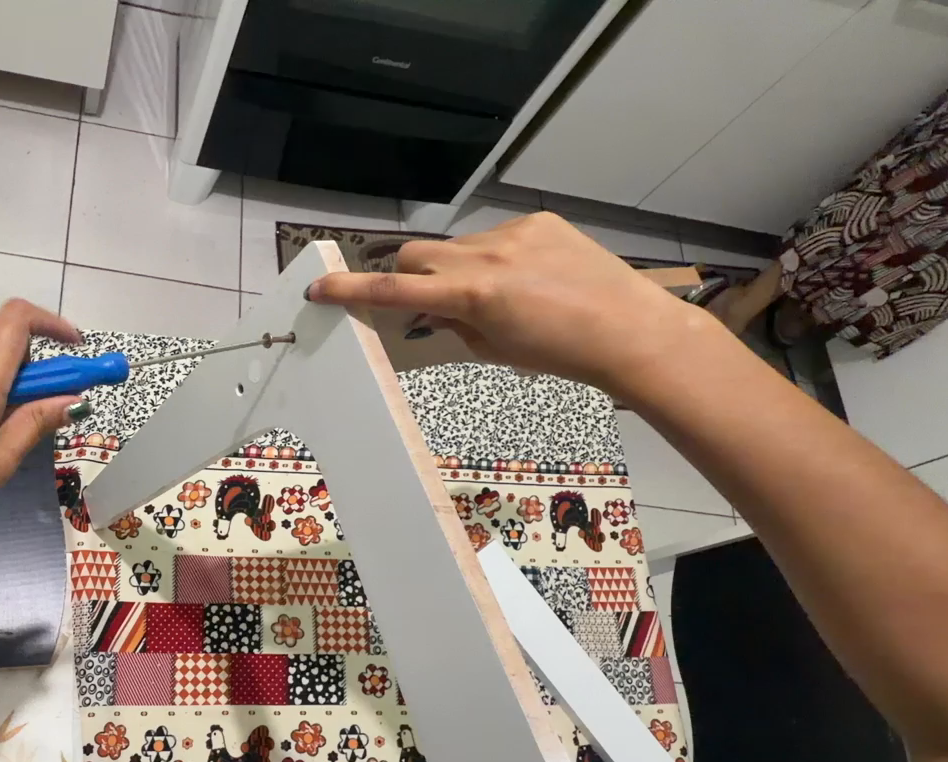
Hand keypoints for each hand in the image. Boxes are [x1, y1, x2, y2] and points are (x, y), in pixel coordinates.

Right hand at [303, 212, 729, 396]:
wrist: (628, 328)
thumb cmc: (556, 354)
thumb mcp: (491, 349)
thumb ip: (451, 323)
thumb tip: (430, 309)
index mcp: (470, 296)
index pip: (393, 290)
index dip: (350, 290)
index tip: (319, 288)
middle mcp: (485, 256)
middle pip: (414, 254)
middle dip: (407, 276)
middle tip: (426, 301)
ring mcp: (513, 233)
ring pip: (453, 246)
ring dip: (451, 268)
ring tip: (493, 293)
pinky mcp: (538, 221)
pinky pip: (492, 237)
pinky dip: (490, 257)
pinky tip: (525, 277)